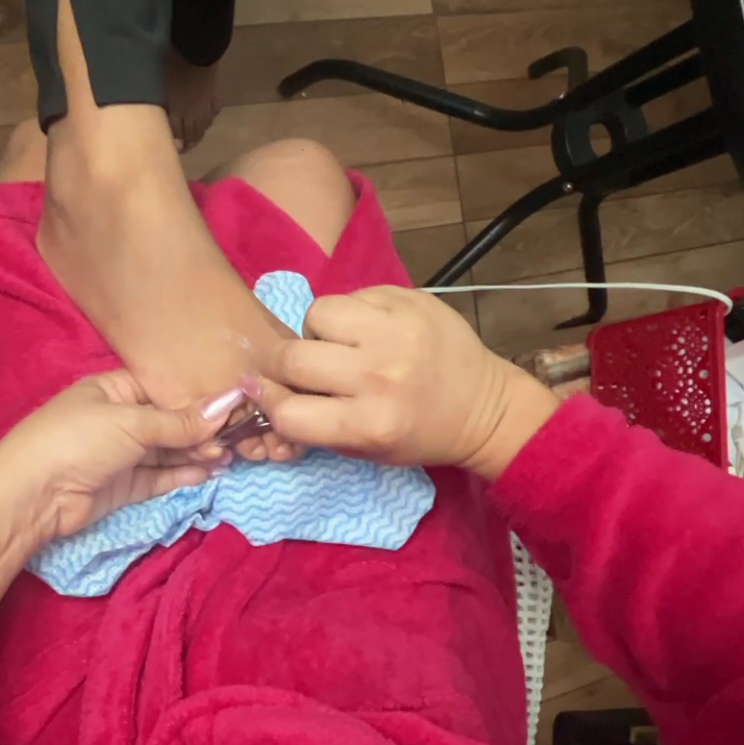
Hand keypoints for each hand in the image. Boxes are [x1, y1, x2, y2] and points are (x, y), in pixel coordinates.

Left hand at [0, 371, 241, 543]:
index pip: (164, 390)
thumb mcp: (131, 423)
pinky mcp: (122, 486)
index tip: (234, 406)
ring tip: (228, 457)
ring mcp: (120, 455)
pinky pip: (158, 477)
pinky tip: (207, 472)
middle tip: (237, 439)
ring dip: (196, 454)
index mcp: (113, 390)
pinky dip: (181, 474)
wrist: (32, 495)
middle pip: (169, 422)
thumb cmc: (76, 440)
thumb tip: (228, 405)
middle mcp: (118, 420)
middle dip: (201, 431)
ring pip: (166, 452)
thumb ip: (180, 422)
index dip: (197, 398)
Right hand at [264, 286, 560, 479]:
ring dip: (318, 331)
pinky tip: (369, 329)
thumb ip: (313, 425)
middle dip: (289, 365)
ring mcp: (396, 330)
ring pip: (316, 313)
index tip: (275, 397)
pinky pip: (350, 295)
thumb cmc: (416, 435)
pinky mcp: (409, 299)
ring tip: (340, 344)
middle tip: (306, 370)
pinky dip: (349, 313)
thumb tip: (260, 391)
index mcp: (369, 424)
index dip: (272, 403)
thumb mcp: (363, 448)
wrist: (483, 407)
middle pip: (294, 358)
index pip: (288, 412)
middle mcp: (380, 375)